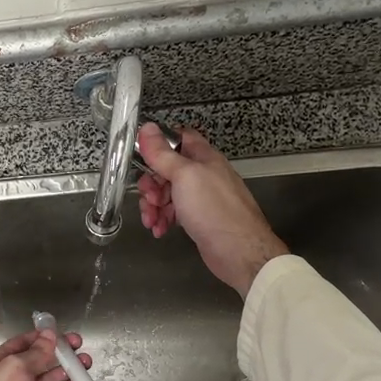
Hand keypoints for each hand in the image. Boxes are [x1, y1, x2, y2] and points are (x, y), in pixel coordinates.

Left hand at [0, 329, 89, 380]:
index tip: (60, 332)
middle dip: (58, 353)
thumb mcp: (15, 367)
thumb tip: (49, 335)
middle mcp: (10, 378)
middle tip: (79, 344)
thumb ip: (36, 352)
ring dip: (67, 371)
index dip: (41, 337)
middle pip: (38, 361)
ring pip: (49, 380)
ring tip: (86, 361)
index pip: (21, 344)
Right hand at [136, 123, 288, 296]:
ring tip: (152, 220)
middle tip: (149, 198)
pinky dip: (163, 219)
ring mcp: (201, 197)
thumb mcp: (184, 176)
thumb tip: (148, 128)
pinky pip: (174, 212)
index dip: (159, 144)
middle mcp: (203, 175)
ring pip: (168, 194)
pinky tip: (160, 229)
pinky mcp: (199, 218)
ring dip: (153, 206)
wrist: (238, 251)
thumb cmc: (215, 211)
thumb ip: (163, 154)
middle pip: (167, 170)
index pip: (179, 138)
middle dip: (151, 184)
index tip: (143, 156)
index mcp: (203, 158)